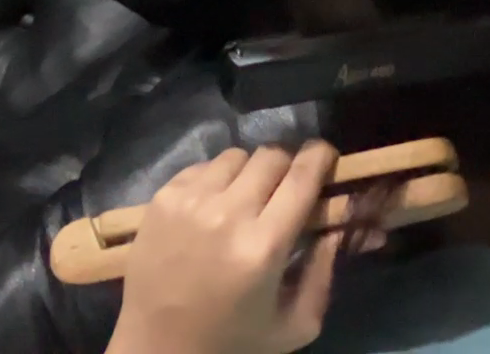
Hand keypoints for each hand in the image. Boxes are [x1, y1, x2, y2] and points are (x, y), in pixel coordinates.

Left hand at [107, 142, 341, 353]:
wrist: (155, 348)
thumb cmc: (231, 342)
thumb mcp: (293, 327)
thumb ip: (322, 275)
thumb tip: (334, 226)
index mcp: (264, 246)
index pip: (302, 176)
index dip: (320, 156)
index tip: (326, 155)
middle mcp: (228, 213)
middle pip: (271, 155)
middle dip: (287, 164)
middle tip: (285, 185)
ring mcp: (192, 199)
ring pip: (236, 155)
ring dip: (249, 171)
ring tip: (245, 197)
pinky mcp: (164, 195)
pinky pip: (203, 165)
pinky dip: (216, 178)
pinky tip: (212, 206)